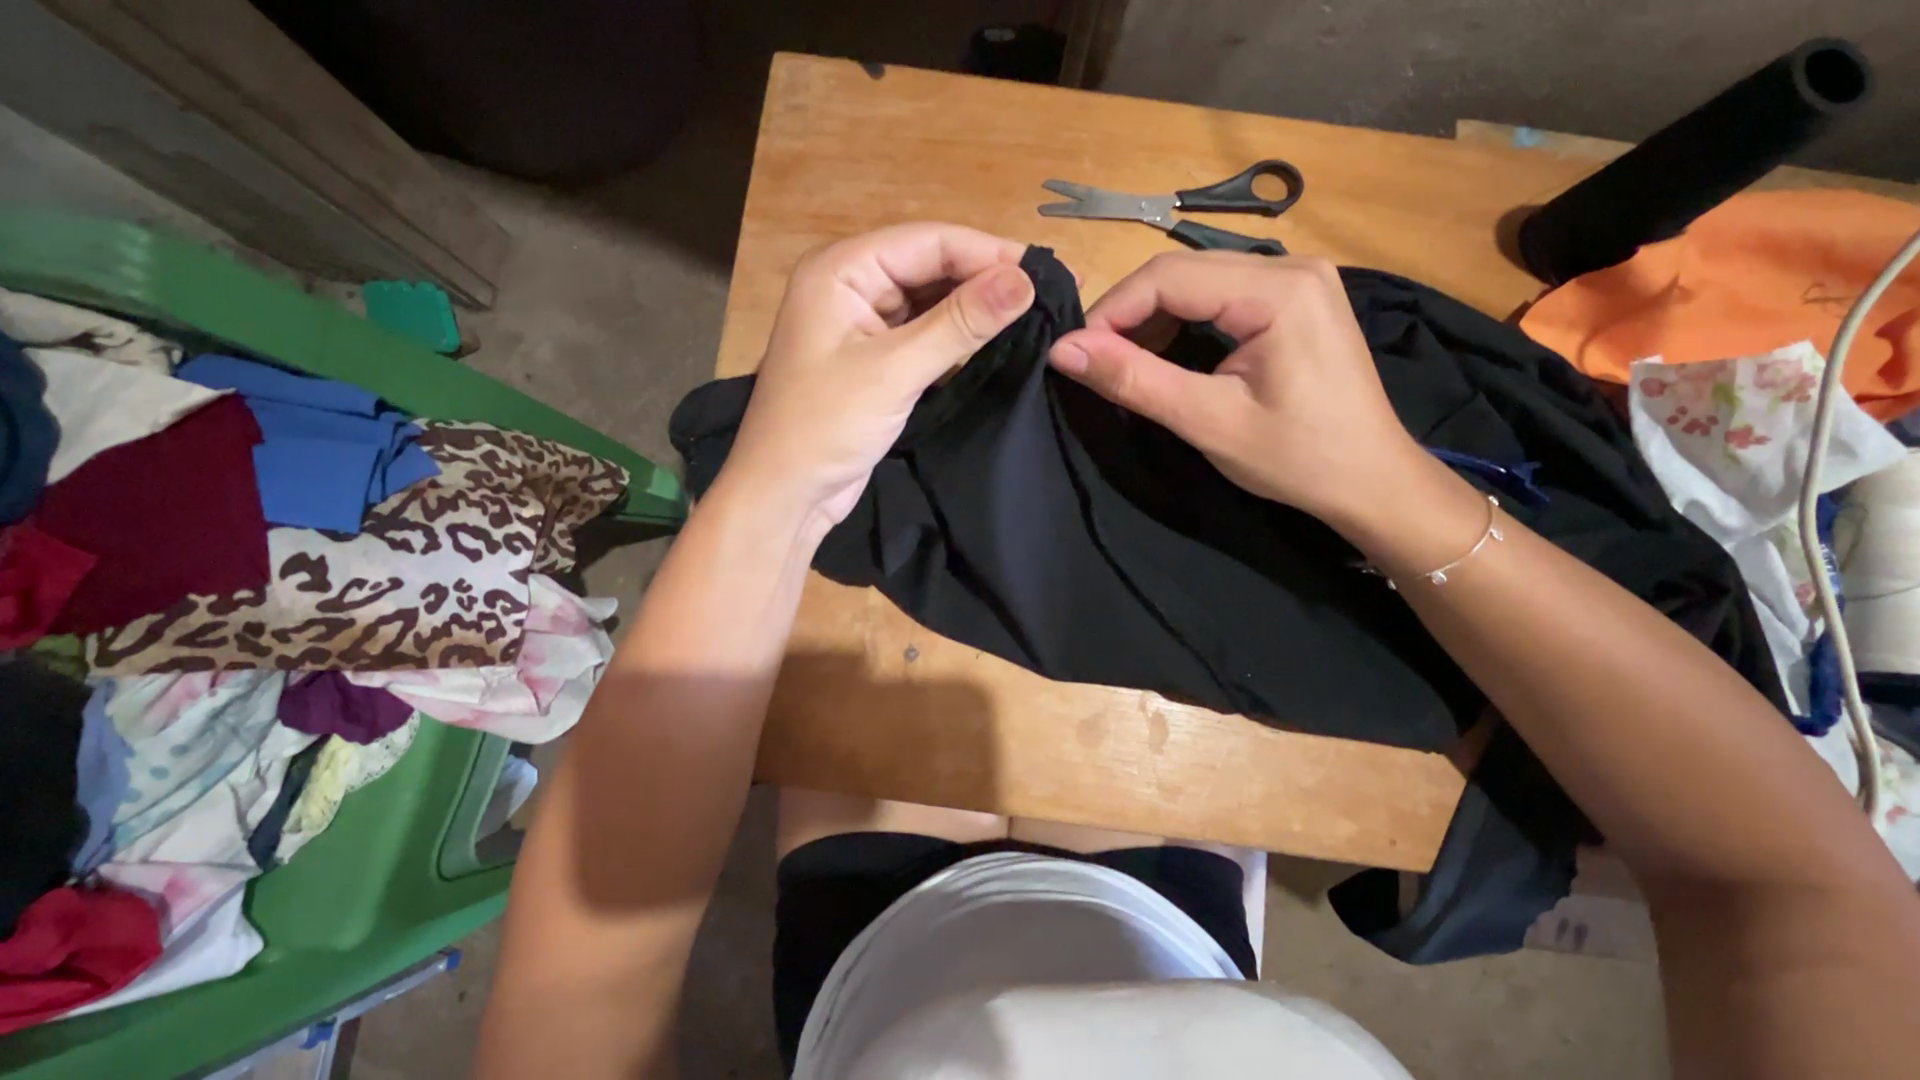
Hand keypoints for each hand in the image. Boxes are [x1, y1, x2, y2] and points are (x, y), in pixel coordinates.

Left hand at [713, 223, 1034, 533]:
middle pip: (930, 265)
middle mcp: (850, 284)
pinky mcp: (873, 356)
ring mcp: (861, 322)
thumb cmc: (824, 425)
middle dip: (984, 278)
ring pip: (930, 299)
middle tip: (1046, 294)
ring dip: (974, 308)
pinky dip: (956, 336)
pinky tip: (995, 341)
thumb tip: (1025, 281)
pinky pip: (923, 331)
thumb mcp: (895, 370)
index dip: (987, 252)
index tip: (1045, 272)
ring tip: (1032, 315)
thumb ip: (960, 323)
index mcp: (840, 270)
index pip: (927, 241)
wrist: (785, 493)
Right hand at [1047, 251, 1427, 524]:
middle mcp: (1292, 266)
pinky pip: (1222, 293)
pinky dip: (1185, 320)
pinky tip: (1166, 355)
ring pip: (1199, 280)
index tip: (1074, 355)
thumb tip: (1062, 350)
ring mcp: (1299, 278)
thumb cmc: (1297, 458)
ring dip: (1154, 318)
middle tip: (1094, 363)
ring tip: (1125, 364)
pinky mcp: (1298, 297)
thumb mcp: (1208, 421)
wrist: (1371, 480)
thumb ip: (1134, 380)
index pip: (1167, 277)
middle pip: (1182, 271)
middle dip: (1129, 315)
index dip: (1111, 312)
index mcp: (1279, 289)